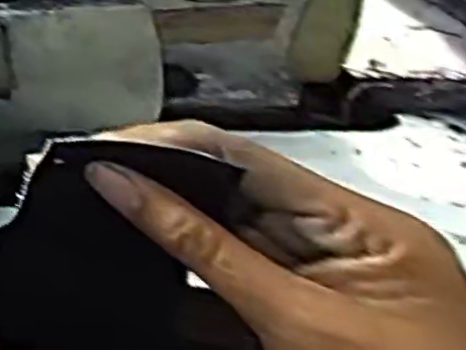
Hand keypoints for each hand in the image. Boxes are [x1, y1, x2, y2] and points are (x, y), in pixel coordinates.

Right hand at [88, 122, 465, 349]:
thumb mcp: (292, 322)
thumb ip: (195, 243)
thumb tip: (115, 179)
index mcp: (368, 225)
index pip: (240, 152)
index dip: (162, 142)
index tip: (104, 149)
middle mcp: (352, 233)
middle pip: (230, 177)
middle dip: (160, 174)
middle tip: (98, 172)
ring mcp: (334, 263)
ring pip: (226, 212)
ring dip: (171, 207)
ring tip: (114, 195)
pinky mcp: (315, 291)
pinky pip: (237, 246)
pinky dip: (194, 242)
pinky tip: (154, 232)